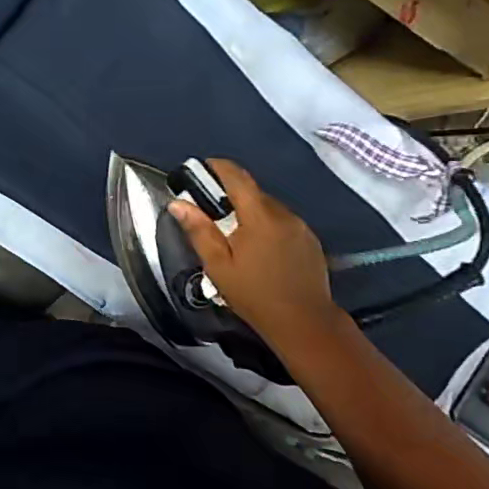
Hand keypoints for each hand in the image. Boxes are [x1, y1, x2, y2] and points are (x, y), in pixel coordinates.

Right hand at [168, 158, 339, 344]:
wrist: (303, 321)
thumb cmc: (254, 295)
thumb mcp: (218, 265)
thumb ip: (199, 230)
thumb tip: (178, 203)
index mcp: (259, 216)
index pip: (237, 177)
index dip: (218, 167)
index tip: (201, 168)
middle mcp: (283, 213)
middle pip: (253, 193)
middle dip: (231, 196)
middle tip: (210, 213)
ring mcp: (300, 226)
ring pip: (269, 208)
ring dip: (250, 213)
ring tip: (234, 237)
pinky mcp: (310, 240)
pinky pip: (283, 223)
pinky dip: (267, 227)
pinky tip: (259, 250)